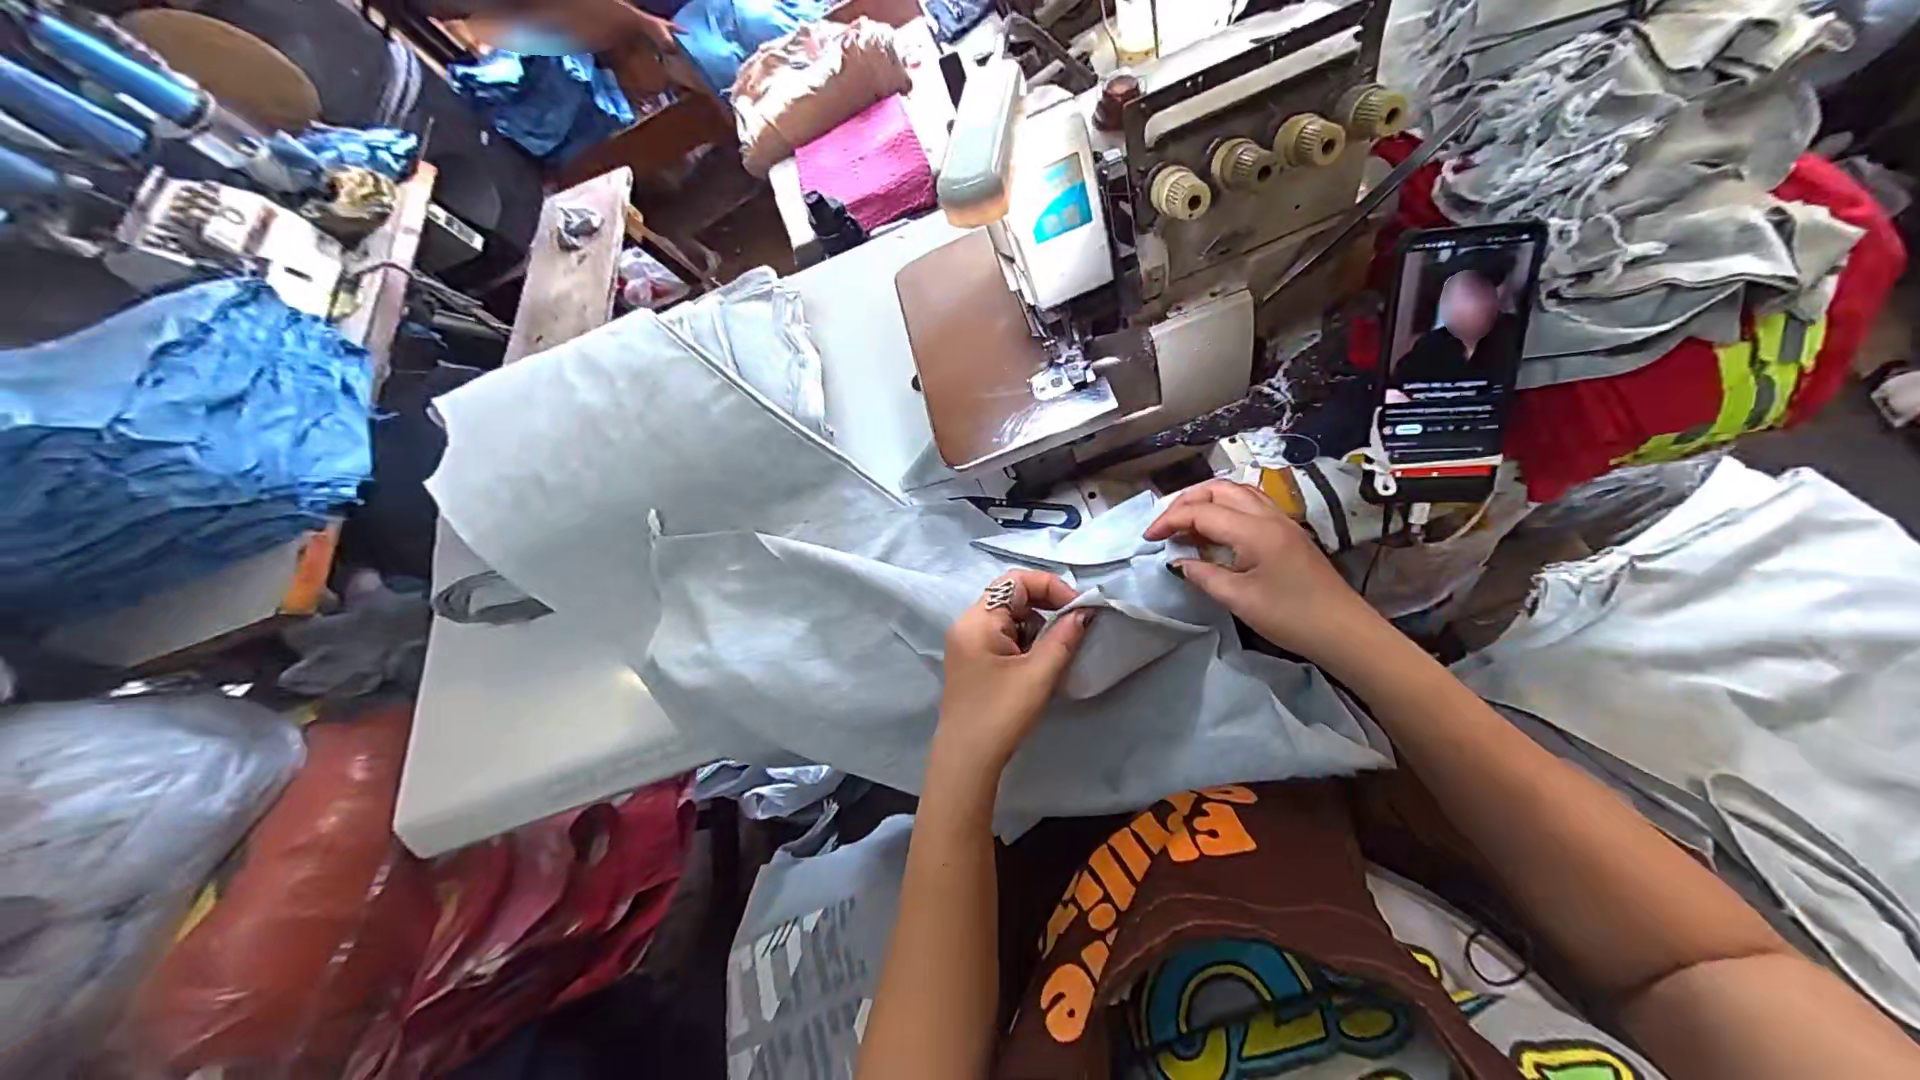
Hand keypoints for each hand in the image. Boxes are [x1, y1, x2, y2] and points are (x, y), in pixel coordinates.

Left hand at [933, 570, 1093, 778]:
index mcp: (977, 621)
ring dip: (1037, 623)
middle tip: (1074, 623)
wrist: (967, 759)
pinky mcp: (973, 659)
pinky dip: (1025, 638)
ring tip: (1057, 645)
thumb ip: (1063, 637)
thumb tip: (1084, 612)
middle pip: (1010, 595)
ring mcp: (968, 642)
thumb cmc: (1001, 714)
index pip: (1014, 581)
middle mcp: (967, 624)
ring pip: (1008, 615)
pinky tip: (1040, 659)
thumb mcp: (1038, 674)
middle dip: (1046, 604)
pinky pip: (1002, 634)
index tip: (1077, 607)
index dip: (1049, 586)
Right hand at [1144, 479, 1391, 674]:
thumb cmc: (1291, 617)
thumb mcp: (1238, 600)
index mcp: (1255, 531)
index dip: (1170, 521)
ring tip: (1186, 523)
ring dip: (1206, 500)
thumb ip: (1203, 575)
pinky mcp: (1288, 532)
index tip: (1149, 538)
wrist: (1344, 631)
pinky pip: (1250, 504)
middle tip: (1165, 525)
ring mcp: (1281, 521)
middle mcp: (1269, 516)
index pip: (1201, 511)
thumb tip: (1179, 561)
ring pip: (1237, 492)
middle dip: (1186, 501)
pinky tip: (1216, 529)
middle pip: (1219, 489)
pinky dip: (1225, 508)